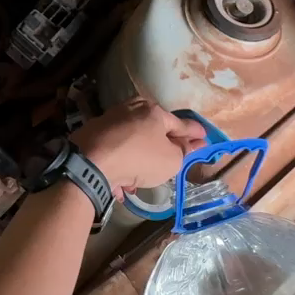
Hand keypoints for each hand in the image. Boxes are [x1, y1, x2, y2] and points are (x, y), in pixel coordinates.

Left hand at [71, 97, 208, 192]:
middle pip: (154, 130)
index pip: (180, 123)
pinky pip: (115, 152)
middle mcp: (131, 110)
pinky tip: (120, 184)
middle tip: (170, 162)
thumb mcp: (171, 160)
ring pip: (132, 143)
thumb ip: (184, 151)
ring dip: (138, 162)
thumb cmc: (139, 158)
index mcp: (153, 112)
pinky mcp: (93, 134)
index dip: (194, 132)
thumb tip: (192, 143)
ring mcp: (110, 120)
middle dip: (162, 147)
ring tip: (139, 181)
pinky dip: (120, 166)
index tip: (204, 136)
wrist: (91, 160)